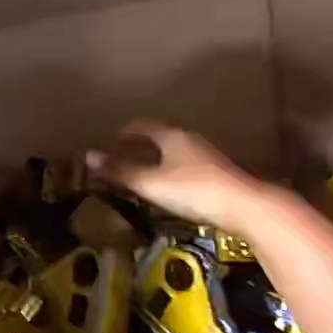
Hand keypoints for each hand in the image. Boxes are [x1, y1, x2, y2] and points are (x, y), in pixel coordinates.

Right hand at [86, 121, 272, 231]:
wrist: (245, 207)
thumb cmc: (192, 189)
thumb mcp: (149, 182)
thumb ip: (119, 171)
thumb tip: (87, 156)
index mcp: (171, 135)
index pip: (142, 125)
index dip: (125, 132)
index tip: (112, 141)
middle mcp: (189, 140)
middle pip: (159, 136)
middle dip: (139, 145)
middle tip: (122, 156)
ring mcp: (205, 156)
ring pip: (173, 150)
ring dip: (155, 157)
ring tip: (141, 171)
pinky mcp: (216, 173)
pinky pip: (184, 164)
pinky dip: (168, 169)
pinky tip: (166, 186)